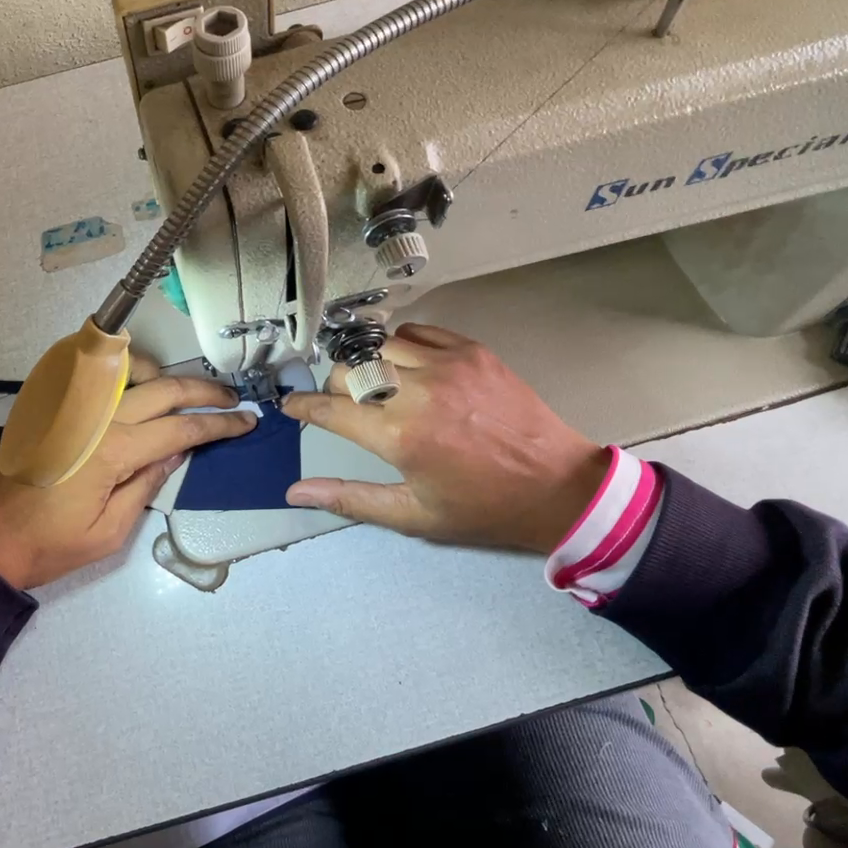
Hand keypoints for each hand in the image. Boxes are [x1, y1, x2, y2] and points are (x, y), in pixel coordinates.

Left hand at [0, 358, 256, 588]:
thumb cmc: (46, 546)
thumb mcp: (108, 532)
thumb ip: (146, 486)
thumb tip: (177, 453)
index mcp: (113, 451)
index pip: (181, 429)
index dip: (219, 424)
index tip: (246, 421)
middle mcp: (96, 417)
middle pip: (164, 389)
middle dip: (204, 392)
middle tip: (230, 398)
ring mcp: (70, 404)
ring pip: (130, 369)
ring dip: (164, 374)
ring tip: (183, 394)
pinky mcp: (51, 403)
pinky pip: (96, 373)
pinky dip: (125, 371)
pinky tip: (136, 388)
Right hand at [280, 323, 605, 554]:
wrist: (557, 486)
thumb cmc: (481, 507)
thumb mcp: (413, 515)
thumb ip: (350, 499)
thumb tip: (296, 492)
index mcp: (399, 437)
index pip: (330, 409)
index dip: (303, 406)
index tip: (291, 405)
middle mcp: (417, 392)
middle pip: (349, 369)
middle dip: (336, 387)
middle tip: (347, 406)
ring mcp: (446, 365)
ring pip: (379, 345)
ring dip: (368, 364)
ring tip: (378, 384)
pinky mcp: (471, 351)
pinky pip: (417, 333)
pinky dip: (401, 347)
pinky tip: (409, 368)